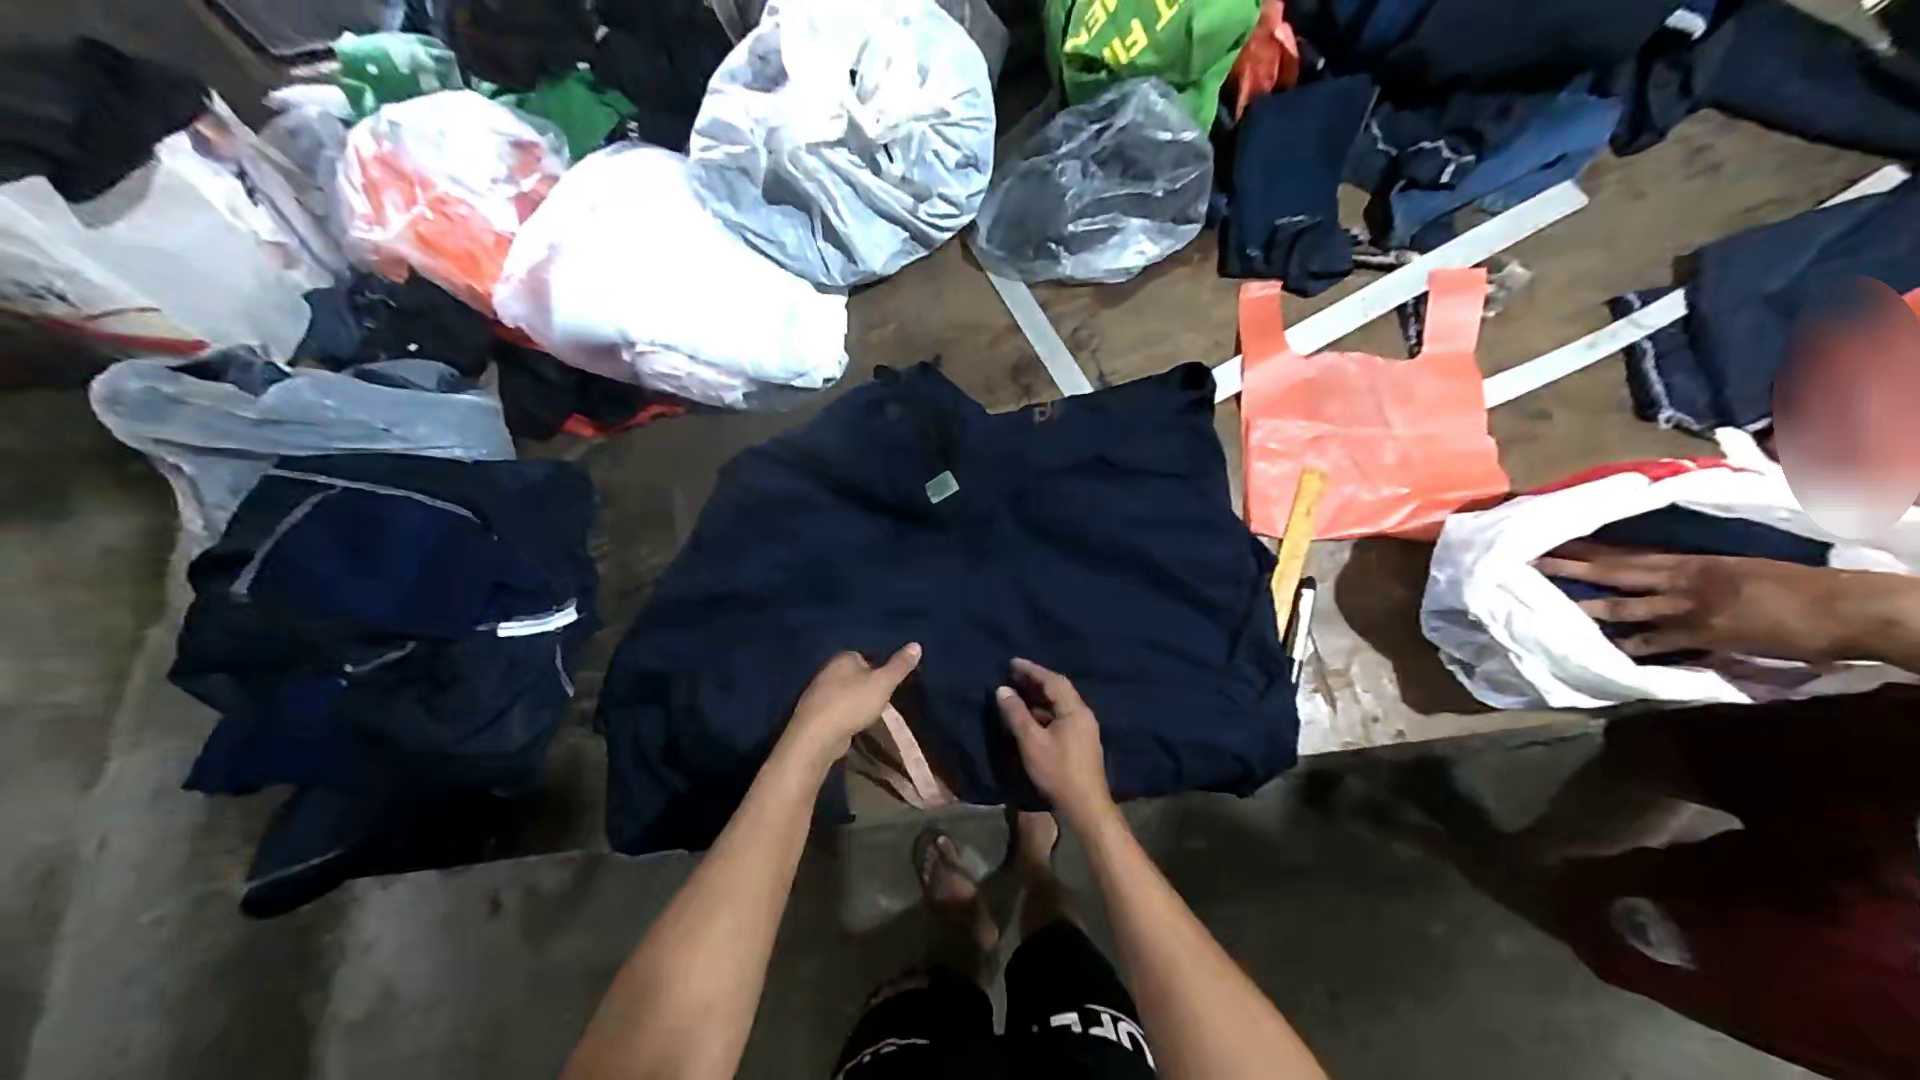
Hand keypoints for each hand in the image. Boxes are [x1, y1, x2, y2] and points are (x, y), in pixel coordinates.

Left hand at [784, 644, 921, 766]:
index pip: (865, 657)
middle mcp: (827, 671)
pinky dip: (843, 716)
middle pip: (854, 675)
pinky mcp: (813, 714)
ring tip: (867, 716)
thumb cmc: (852, 703)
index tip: (887, 685)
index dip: (878, 670)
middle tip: (880, 701)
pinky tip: (851, 725)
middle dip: (865, 686)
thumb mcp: (883, 683)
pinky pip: (835, 710)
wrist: (816, 735)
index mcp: (843, 658)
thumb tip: (916, 645)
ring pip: (843, 693)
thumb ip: (899, 665)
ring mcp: (818, 693)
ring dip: (854, 702)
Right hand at [996, 658, 1113, 826]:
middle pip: (1058, 690)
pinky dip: (1044, 711)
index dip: (1032, 670)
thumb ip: (1017, 714)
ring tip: (1017, 692)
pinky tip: (1029, 716)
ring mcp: (1084, 729)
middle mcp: (1083, 714)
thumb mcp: (1032, 741)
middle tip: (1012, 674)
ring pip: (1059, 705)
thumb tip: (1003, 689)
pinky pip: (1060, 716)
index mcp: (1075, 710)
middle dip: (1035, 681)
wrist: (1086, 807)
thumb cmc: (1058, 772)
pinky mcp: (1081, 742)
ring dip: (1039, 697)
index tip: (1012, 662)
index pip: (1053, 681)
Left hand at [1534, 546, 1882, 661]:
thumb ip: (1688, 575)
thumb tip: (1652, 582)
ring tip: (1552, 608)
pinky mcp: (1701, 635)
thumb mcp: (1734, 570)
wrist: (1847, 608)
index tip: (1551, 544)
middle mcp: (1679, 579)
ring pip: (1623, 607)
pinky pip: (1653, 643)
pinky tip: (1601, 651)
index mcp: (1689, 560)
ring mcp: (1687, 608)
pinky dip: (1628, 647)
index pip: (1624, 552)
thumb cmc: (1795, 587)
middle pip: (1612, 570)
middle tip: (1532, 565)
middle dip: (1571, 567)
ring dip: (1587, 608)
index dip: (1586, 548)